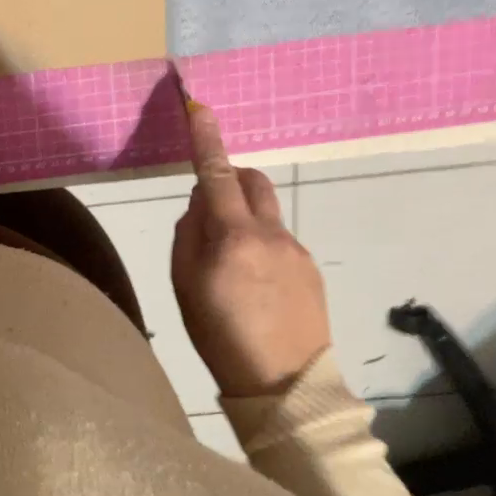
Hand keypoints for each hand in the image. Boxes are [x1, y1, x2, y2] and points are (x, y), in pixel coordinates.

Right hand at [171, 97, 332, 398]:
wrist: (285, 387)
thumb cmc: (219, 335)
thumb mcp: (184, 283)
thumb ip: (189, 233)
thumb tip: (201, 203)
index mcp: (233, 236)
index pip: (216, 174)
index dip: (206, 139)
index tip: (200, 108)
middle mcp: (270, 234)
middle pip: (252, 181)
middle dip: (232, 178)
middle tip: (210, 207)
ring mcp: (296, 251)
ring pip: (265, 213)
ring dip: (244, 219)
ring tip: (230, 267)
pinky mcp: (311, 270)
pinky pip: (279, 240)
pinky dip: (260, 245)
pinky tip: (254, 286)